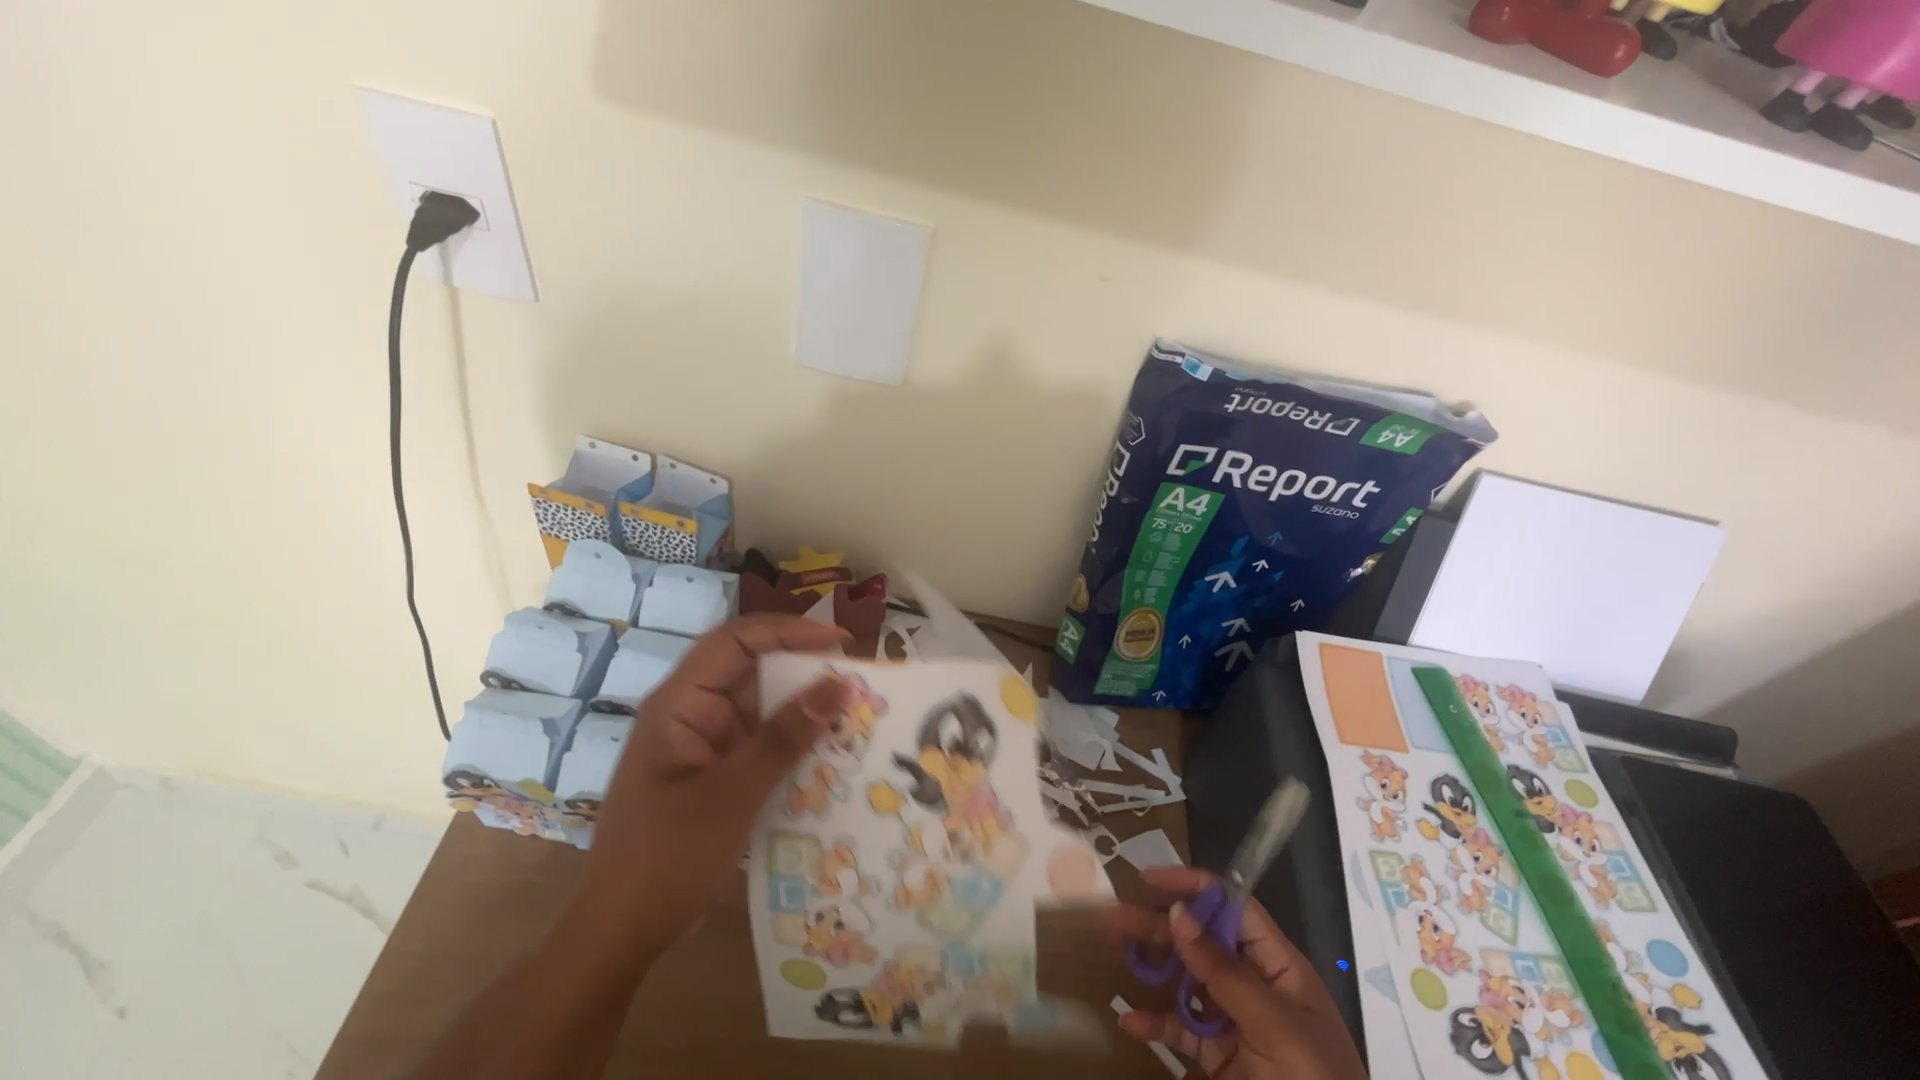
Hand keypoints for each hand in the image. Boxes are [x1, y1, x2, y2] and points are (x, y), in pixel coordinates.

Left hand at [577, 615, 851, 962]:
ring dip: (803, 714)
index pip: (736, 642)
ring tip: (856, 720)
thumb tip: (839, 686)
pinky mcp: (714, 778)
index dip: (788, 631)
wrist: (620, 932)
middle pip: (751, 672)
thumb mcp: (732, 795)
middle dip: (805, 674)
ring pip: (760, 711)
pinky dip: (792, 748)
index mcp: (679, 704)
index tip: (842, 643)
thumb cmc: (666, 857)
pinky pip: (759, 747)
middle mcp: (690, 715)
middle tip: (861, 686)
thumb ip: (785, 738)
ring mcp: (701, 748)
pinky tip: (830, 760)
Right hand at [1105, 867, 1368, 1079]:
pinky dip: (1157, 1024)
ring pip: (1187, 981)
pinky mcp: (1221, 1059)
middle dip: (1159, 925)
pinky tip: (1131, 1022)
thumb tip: (1179, 912)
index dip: (1193, 888)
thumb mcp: (1275, 1026)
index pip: (1233, 909)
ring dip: (1151, 966)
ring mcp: (1237, 1023)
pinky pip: (1183, 1031)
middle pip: (1201, 941)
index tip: (1147, 880)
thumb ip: (1226, 973)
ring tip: (1113, 949)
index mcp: (1279, 967)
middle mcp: (1256, 987)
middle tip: (1112, 918)